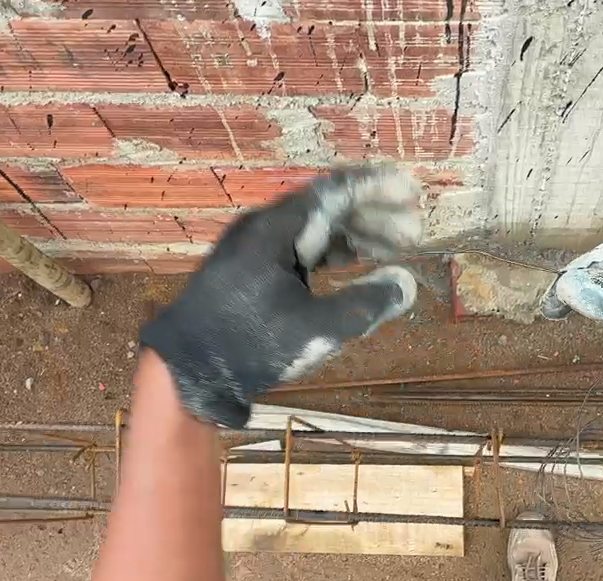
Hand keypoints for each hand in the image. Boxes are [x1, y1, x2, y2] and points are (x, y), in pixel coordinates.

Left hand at [141, 167, 423, 426]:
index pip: (335, 194)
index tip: (412, 191)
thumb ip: (365, 305)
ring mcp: (255, 249)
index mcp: (276, 230)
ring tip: (394, 248)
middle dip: (373, 216)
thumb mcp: (316, 329)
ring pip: (314, 230)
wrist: (189, 369)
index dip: (377, 190)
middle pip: (327, 208)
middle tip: (414, 230)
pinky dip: (331, 255)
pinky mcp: (252, 271)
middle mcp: (264, 229)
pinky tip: (354, 264)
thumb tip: (408, 285)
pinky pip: (300, 250)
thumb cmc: (251, 345)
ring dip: (355, 236)